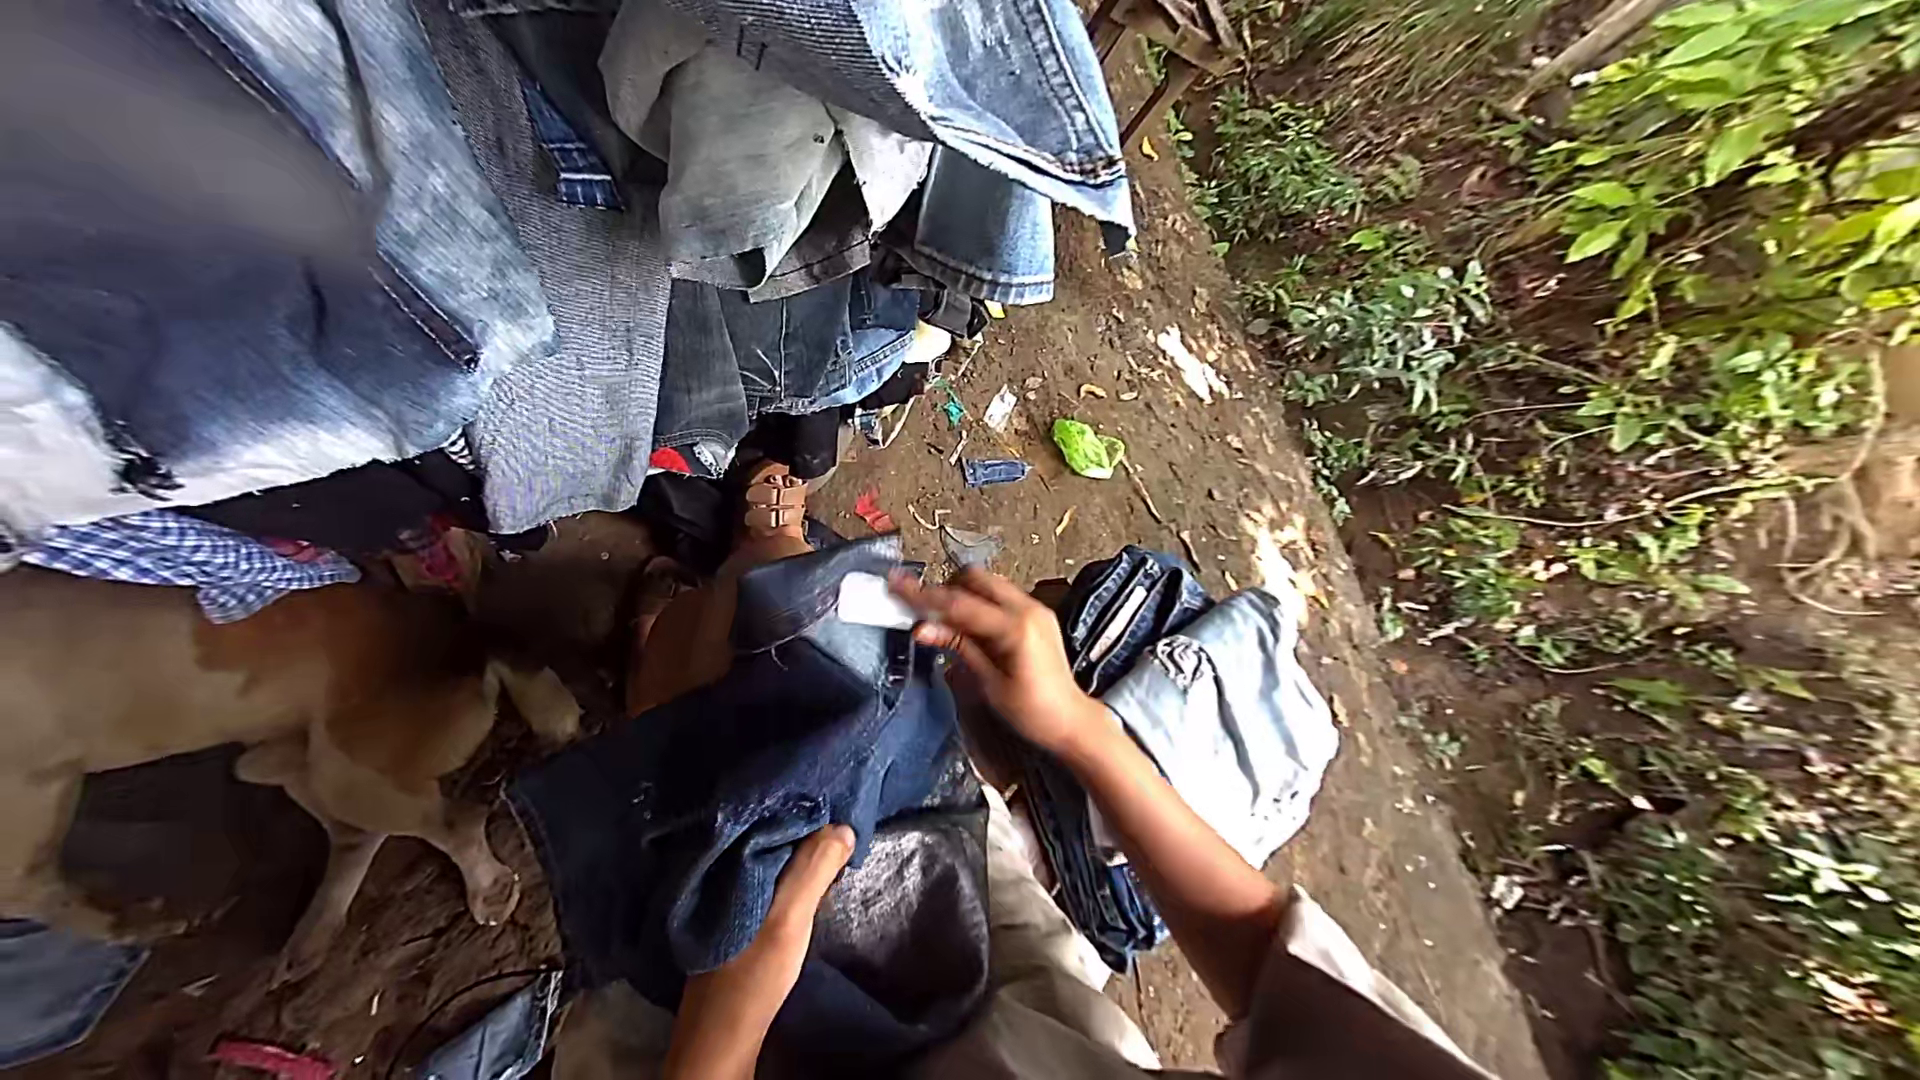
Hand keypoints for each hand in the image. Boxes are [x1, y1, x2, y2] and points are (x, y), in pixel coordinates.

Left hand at [665, 825, 853, 1079]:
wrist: (720, 1042)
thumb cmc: (753, 972)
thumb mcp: (789, 917)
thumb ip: (814, 869)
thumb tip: (844, 825)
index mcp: (732, 859)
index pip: (774, 815)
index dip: (809, 807)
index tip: (842, 799)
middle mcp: (727, 869)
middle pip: (776, 834)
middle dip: (811, 827)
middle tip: (848, 825)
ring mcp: (732, 894)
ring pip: (777, 857)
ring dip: (806, 851)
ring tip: (838, 845)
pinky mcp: (740, 915)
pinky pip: (774, 877)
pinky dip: (796, 872)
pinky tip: (815, 879)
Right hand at [890, 568, 1111, 758]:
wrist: (1072, 720)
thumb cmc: (1033, 712)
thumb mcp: (989, 684)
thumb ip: (958, 648)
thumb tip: (922, 628)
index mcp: (1016, 628)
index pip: (960, 603)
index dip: (924, 596)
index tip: (898, 585)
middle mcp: (1029, 609)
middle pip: (975, 578)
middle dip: (945, 588)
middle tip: (923, 610)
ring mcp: (1035, 608)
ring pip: (987, 583)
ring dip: (961, 594)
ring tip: (942, 620)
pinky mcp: (1037, 614)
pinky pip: (1000, 595)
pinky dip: (978, 602)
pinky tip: (967, 625)